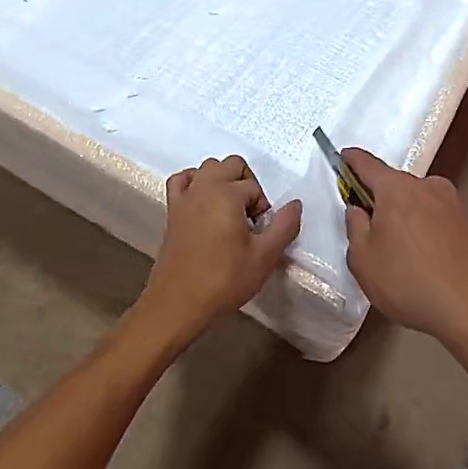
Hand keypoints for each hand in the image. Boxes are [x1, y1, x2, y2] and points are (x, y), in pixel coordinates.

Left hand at [136, 155, 301, 340]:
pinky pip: (182, 180)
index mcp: (226, 194)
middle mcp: (203, 187)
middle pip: (232, 165)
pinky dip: (195, 183)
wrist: (179, 303)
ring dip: (223, 181)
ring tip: (231, 213)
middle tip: (251, 219)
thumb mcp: (264, 256)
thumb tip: (296, 204)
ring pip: (207, 168)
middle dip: (247, 185)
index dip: (264, 210)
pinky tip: (205, 204)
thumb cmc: (224, 280)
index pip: (255, 188)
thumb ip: (284, 226)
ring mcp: (184, 197)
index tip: (260, 235)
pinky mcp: (172, 210)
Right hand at [342, 147, 467, 345]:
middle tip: (364, 220)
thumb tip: (359, 210)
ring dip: (401, 212)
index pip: (367, 164)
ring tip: (393, 246)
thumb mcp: (362, 258)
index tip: (344, 158)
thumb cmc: (407, 280)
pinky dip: (420, 226)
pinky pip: (432, 216)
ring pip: (415, 200)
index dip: (351, 161)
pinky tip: (417, 254)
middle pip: (394, 183)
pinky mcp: (464, 224)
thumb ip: (355, 227)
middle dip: (378, 195)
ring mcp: (450, 204)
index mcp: (396, 189)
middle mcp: (425, 187)